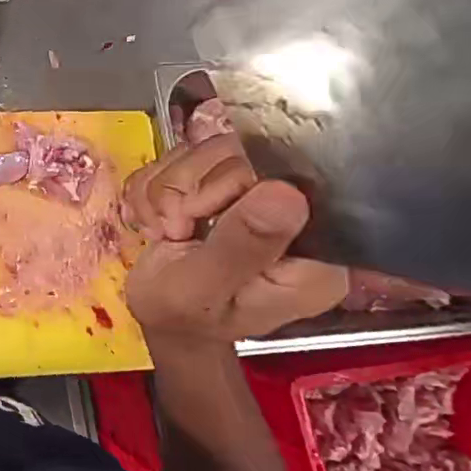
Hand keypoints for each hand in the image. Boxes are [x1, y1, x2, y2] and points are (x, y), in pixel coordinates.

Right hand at [123, 137, 345, 342]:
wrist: (163, 321)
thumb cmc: (183, 316)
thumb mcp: (204, 289)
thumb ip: (240, 246)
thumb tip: (285, 192)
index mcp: (310, 252)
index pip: (287, 177)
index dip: (231, 183)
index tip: (193, 220)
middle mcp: (297, 216)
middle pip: (240, 153)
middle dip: (188, 189)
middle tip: (174, 231)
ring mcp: (260, 194)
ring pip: (209, 149)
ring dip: (168, 189)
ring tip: (167, 230)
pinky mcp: (229, 184)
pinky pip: (187, 156)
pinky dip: (160, 187)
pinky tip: (162, 220)